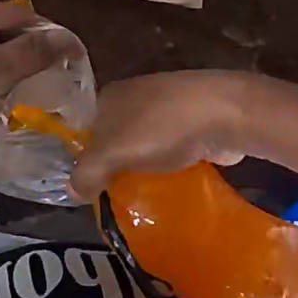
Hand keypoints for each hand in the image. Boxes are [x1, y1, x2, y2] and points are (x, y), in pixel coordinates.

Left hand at [0, 0, 72, 176]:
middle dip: (32, 57)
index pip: (22, 16)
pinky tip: (6, 103)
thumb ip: (33, 52)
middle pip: (8, 33)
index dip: (52, 39)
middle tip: (59, 84)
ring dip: (15, 73)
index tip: (78, 64)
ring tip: (37, 95)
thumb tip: (69, 38)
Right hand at [69, 71, 254, 198]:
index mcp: (109, 96)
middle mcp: (135, 97)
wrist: (225, 113)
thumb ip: (86, 173)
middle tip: (112, 200)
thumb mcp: (111, 153)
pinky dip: (170, 168)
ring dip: (143, 170)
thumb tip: (72, 192)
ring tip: (140, 201)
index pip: (83, 130)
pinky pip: (172, 151)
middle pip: (114, 140)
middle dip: (114, 168)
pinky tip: (169, 189)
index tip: (86, 190)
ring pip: (144, 147)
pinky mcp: (194, 124)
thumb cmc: (161, 127)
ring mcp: (167, 109)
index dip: (81, 159)